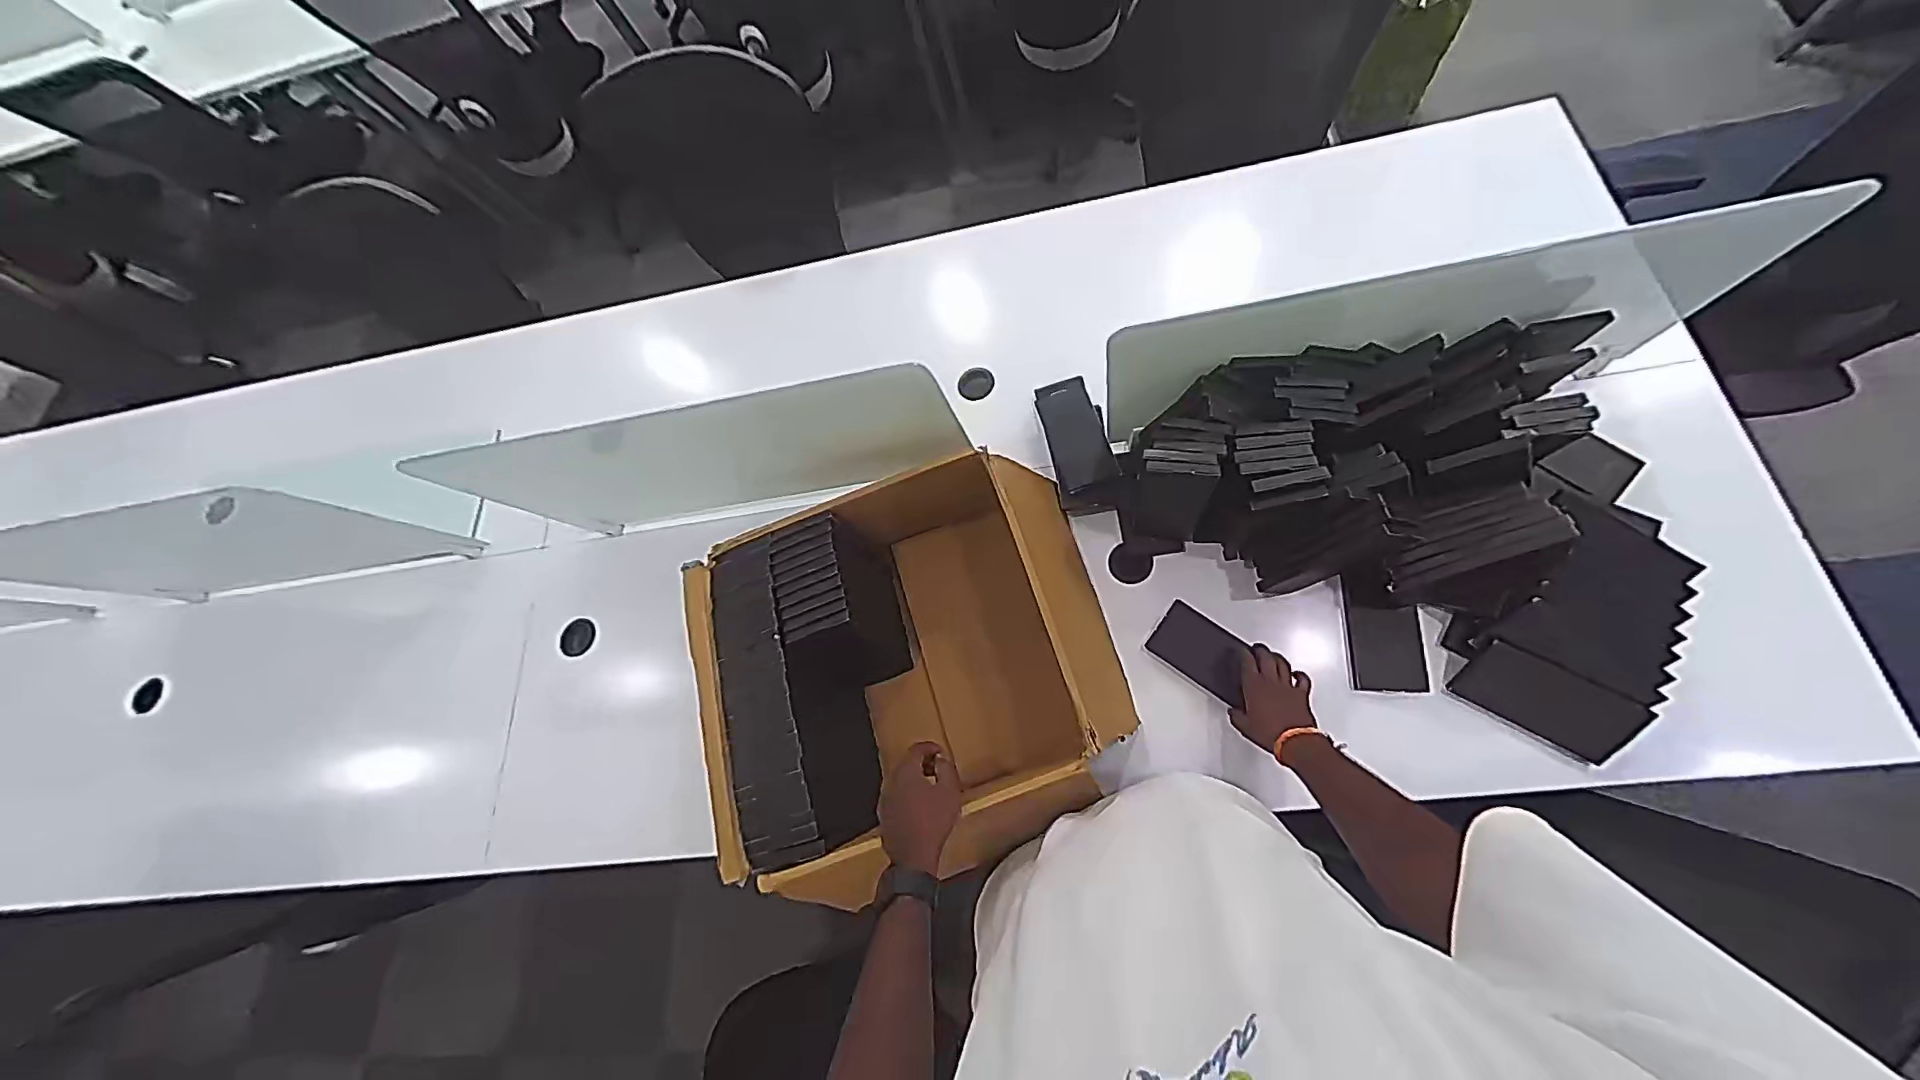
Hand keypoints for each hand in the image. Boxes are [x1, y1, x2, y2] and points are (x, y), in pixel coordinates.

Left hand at [880, 742, 960, 874]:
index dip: (930, 747)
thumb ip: (946, 769)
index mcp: (905, 773)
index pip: (916, 750)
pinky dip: (907, 793)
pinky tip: (919, 805)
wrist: (914, 857)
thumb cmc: (934, 822)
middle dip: (922, 762)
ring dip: (914, 778)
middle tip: (937, 767)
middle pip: (905, 763)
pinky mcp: (884, 815)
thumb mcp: (950, 791)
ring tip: (930, 786)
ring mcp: (885, 799)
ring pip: (899, 780)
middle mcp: (890, 782)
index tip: (940, 751)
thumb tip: (941, 760)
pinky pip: (896, 796)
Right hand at [1230, 644, 1315, 752]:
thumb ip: (1237, 716)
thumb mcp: (1245, 726)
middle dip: (1260, 650)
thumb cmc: (1270, 733)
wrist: (1295, 742)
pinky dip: (1299, 674)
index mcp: (1254, 686)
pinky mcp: (1301, 694)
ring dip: (1277, 657)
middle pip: (1266, 657)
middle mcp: (1271, 682)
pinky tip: (1296, 673)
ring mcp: (1287, 687)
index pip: (1247, 662)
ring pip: (1282, 664)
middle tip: (1257, 648)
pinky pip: (1302, 679)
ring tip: (1273, 655)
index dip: (1244, 654)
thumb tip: (1234, 713)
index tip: (1242, 651)